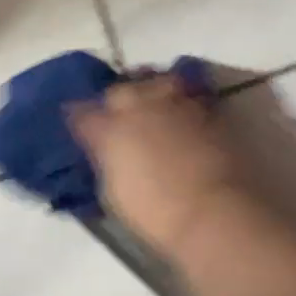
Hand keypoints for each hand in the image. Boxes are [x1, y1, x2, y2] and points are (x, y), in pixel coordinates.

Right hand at [69, 75, 247, 257]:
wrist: (214, 211)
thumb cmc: (157, 214)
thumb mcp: (114, 193)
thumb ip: (108, 162)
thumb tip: (107, 152)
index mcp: (108, 129)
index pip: (81, 113)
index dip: (81, 119)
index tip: (83, 128)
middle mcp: (139, 105)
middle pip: (120, 90)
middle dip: (117, 101)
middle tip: (121, 118)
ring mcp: (175, 102)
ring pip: (157, 81)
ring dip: (153, 92)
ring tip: (156, 106)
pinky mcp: (209, 107)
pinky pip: (190, 92)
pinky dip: (184, 100)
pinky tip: (186, 112)